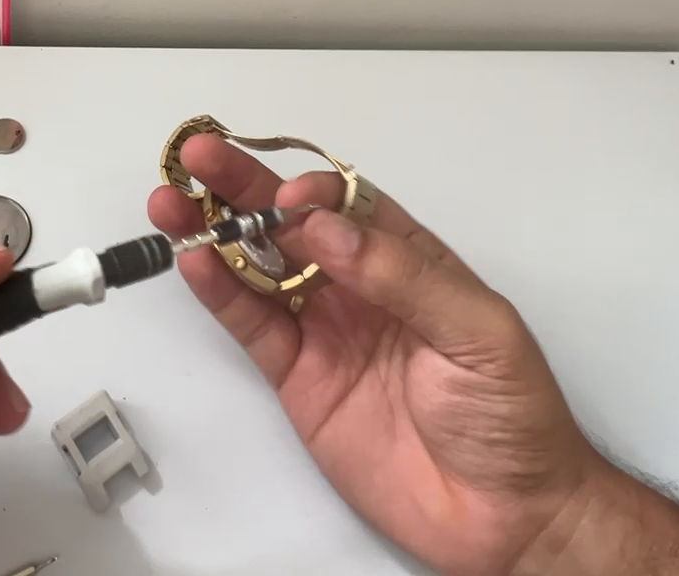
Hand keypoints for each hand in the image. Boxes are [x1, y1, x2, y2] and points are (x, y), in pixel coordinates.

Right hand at [150, 136, 678, 575]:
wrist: (503, 519)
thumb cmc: (508, 411)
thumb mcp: (475, 330)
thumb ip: (399, 275)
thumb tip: (320, 226)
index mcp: (403, 255)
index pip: (345, 202)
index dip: (310, 194)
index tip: (286, 203)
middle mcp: (353, 279)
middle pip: (288, 221)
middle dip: (242, 187)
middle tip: (197, 158)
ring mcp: (320, 324)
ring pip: (256, 264)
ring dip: (213, 230)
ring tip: (170, 203)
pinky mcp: (294, 372)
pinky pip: (251, 323)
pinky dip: (219, 293)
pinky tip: (193, 262)